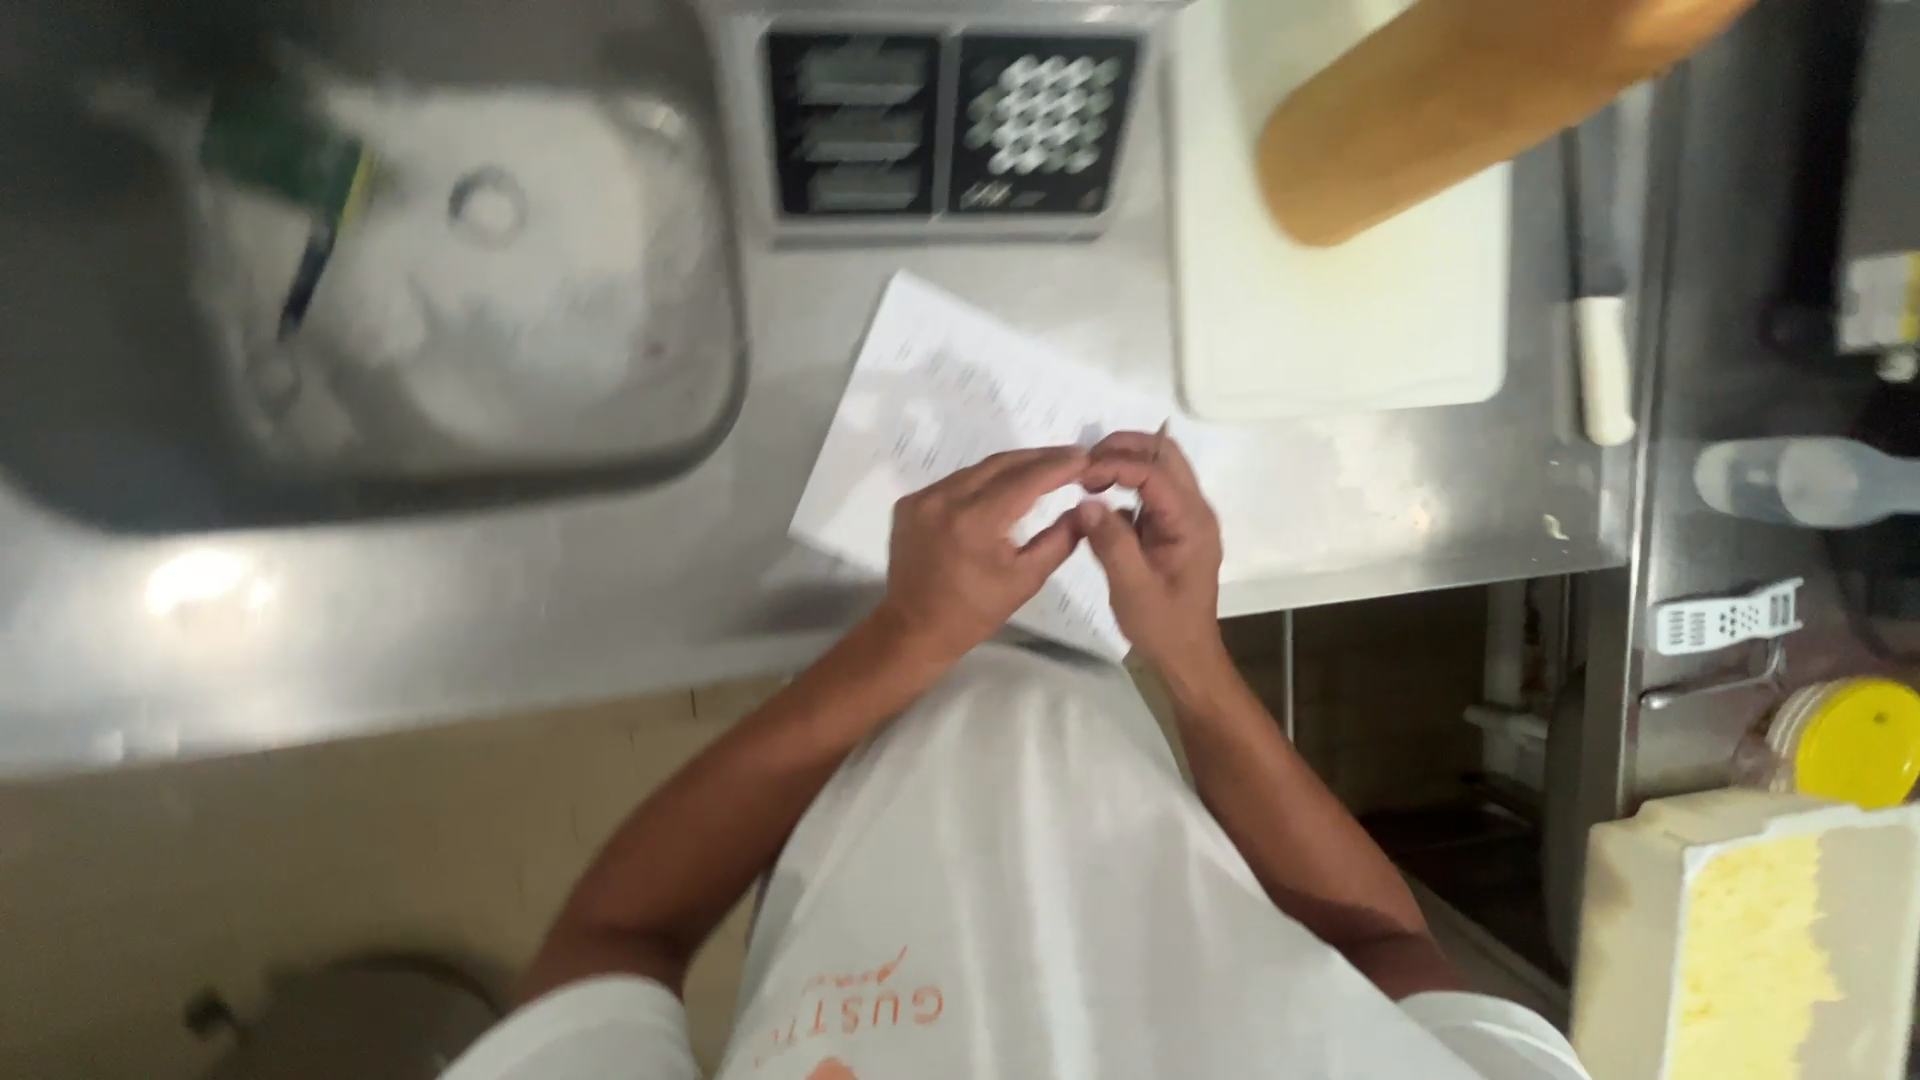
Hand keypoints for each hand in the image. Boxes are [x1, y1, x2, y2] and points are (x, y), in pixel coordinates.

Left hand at [878, 446, 1087, 662]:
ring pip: (976, 470)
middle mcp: (945, 499)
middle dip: (1039, 458)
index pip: (1026, 479)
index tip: (1085, 458)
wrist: (914, 628)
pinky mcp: (910, 503)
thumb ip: (1060, 540)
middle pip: (1001, 464)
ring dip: (1010, 467)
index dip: (1058, 466)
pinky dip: (981, 481)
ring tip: (1041, 468)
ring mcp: (923, 498)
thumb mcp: (1025, 580)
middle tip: (1071, 456)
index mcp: (976, 520)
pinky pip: (954, 482)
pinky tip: (1001, 486)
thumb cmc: (974, 612)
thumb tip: (1087, 510)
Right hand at [1075, 431, 1228, 687]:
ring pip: (1160, 466)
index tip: (1079, 478)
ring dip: (1125, 462)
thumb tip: (1085, 502)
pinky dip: (1126, 484)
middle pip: (1164, 453)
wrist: (1187, 656)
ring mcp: (1185, 517)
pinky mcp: (1172, 527)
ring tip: (1087, 478)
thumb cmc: (1163, 626)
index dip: (1115, 465)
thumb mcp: (1132, 589)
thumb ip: (1110, 542)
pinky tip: (1100, 502)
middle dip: (1123, 449)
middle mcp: (1194, 511)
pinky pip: (1151, 490)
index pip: (1153, 472)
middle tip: (1083, 466)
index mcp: (1190, 522)